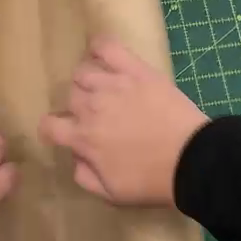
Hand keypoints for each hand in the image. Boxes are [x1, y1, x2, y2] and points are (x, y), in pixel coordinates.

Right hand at [40, 37, 207, 206]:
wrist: (191, 159)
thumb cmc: (152, 180)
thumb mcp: (112, 194)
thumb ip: (84, 176)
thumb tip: (75, 157)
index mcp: (84, 138)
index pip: (49, 125)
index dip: (52, 129)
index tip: (63, 131)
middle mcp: (91, 107)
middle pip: (70, 96)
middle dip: (78, 107)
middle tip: (97, 116)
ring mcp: (112, 84)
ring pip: (83, 72)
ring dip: (88, 82)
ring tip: (103, 89)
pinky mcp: (135, 70)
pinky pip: (107, 46)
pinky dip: (98, 46)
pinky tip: (99, 52)